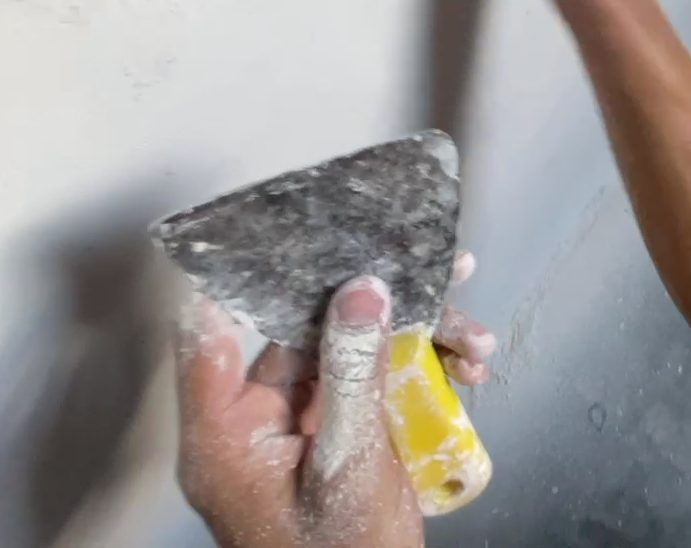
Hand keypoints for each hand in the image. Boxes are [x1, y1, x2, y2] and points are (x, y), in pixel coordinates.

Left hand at [174, 255, 495, 547]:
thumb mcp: (346, 464)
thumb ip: (352, 374)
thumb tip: (363, 288)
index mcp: (230, 429)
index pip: (213, 336)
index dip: (236, 279)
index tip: (272, 226)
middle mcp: (266, 411)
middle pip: (315, 326)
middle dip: (386, 299)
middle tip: (445, 269)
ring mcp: (312, 415)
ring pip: (361, 343)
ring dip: (425, 332)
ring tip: (477, 339)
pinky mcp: (350, 422)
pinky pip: (385, 371)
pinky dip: (430, 362)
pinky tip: (471, 365)